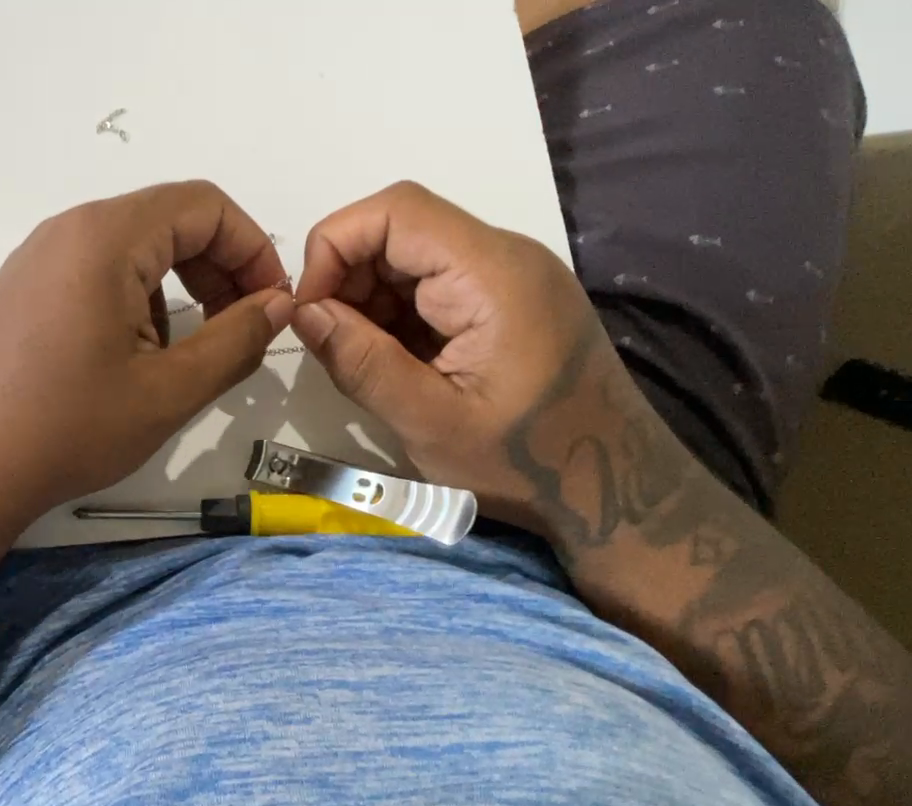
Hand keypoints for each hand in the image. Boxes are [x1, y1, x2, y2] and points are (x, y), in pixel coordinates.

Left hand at [0, 181, 294, 525]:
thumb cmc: (71, 429)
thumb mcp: (170, 391)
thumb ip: (236, 340)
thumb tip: (277, 304)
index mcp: (105, 237)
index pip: (203, 205)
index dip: (252, 249)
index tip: (270, 305)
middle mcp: (63, 232)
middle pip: (163, 222)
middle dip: (214, 269)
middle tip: (235, 330)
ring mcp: (30, 262)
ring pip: (125, 252)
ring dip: (171, 291)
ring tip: (172, 358)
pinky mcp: (12, 296)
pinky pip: (86, 277)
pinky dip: (126, 303)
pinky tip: (120, 363)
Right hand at [291, 181, 695, 550]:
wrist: (609, 488)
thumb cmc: (522, 464)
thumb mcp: (428, 423)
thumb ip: (361, 363)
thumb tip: (303, 313)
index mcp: (491, 275)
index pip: (397, 211)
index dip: (334, 246)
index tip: (308, 312)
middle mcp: (503, 258)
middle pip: (401, 231)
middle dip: (347, 281)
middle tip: (330, 349)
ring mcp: (507, 280)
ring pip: (412, 261)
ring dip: (368, 304)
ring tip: (361, 366)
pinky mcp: (504, 304)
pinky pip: (433, 290)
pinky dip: (395, 320)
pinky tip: (392, 366)